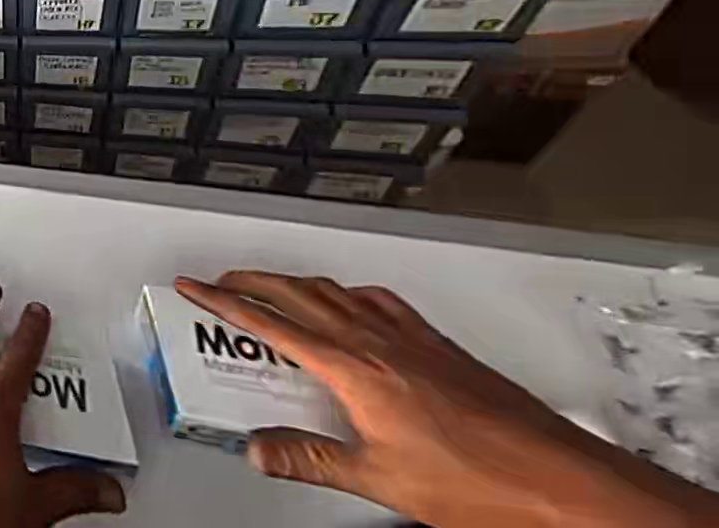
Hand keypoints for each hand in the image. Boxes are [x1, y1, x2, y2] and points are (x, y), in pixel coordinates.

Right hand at [177, 272, 718, 527]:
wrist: (577, 489)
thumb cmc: (489, 486)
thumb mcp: (385, 482)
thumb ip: (312, 459)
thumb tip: (261, 451)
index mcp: (349, 367)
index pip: (265, 321)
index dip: (219, 299)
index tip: (192, 286)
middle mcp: (371, 340)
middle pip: (291, 291)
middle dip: (247, 280)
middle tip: (219, 279)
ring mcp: (406, 336)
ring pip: (329, 288)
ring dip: (289, 280)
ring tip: (271, 283)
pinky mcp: (436, 343)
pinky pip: (376, 299)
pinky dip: (345, 291)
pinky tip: (349, 298)